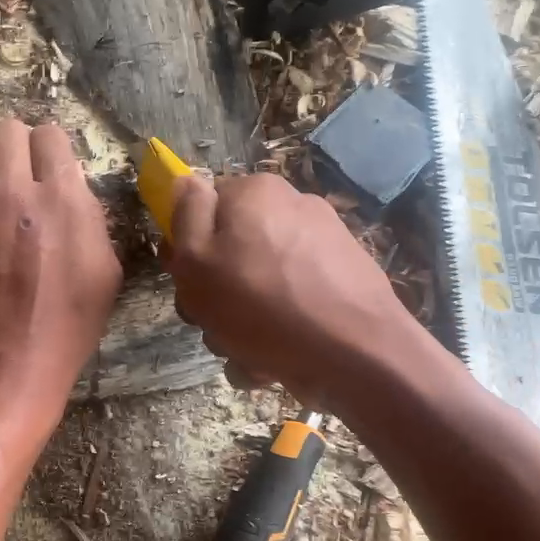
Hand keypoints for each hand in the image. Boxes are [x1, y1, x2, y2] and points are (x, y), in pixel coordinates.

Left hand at [0, 121, 121, 428]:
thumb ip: (90, 221)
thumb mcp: (104, 275)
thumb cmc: (61, 333)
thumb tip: (70, 191)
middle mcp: (16, 192)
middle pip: (7, 131)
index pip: (50, 136)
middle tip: (3, 175)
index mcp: (64, 201)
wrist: (3, 371)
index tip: (36, 169)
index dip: (43, 149)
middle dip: (9, 147)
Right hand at [166, 173, 421, 404]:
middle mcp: (292, 206)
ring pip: (260, 283)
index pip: (203, 210)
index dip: (187, 248)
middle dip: (216, 293)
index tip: (187, 283)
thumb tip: (185, 181)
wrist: (354, 350)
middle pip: (232, 250)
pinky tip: (275, 359)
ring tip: (248, 352)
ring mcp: (323, 243)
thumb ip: (185, 215)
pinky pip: (292, 302)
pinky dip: (278, 329)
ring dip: (243, 321)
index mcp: (254, 192)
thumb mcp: (196, 260)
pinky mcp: (344, 278)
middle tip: (215, 324)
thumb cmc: (259, 304)